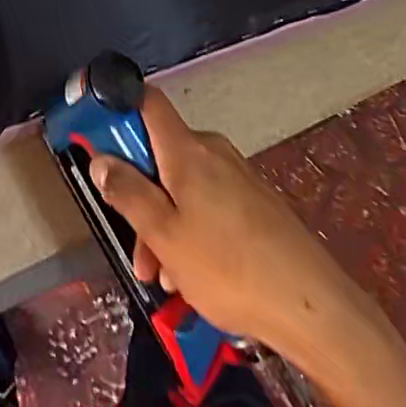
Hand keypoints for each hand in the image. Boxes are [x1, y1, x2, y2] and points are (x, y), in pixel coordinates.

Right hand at [88, 88, 368, 354]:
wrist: (310, 304)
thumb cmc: (228, 266)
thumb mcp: (164, 234)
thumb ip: (128, 192)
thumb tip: (101, 158)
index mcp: (188, 149)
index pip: (147, 101)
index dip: (117, 107)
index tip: (95, 132)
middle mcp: (213, 151)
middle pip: (160, 154)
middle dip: (138, 194)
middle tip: (134, 245)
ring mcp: (236, 175)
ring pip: (182, 186)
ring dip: (163, 223)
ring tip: (165, 276)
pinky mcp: (253, 200)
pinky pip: (207, 202)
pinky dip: (190, 228)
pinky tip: (194, 274)